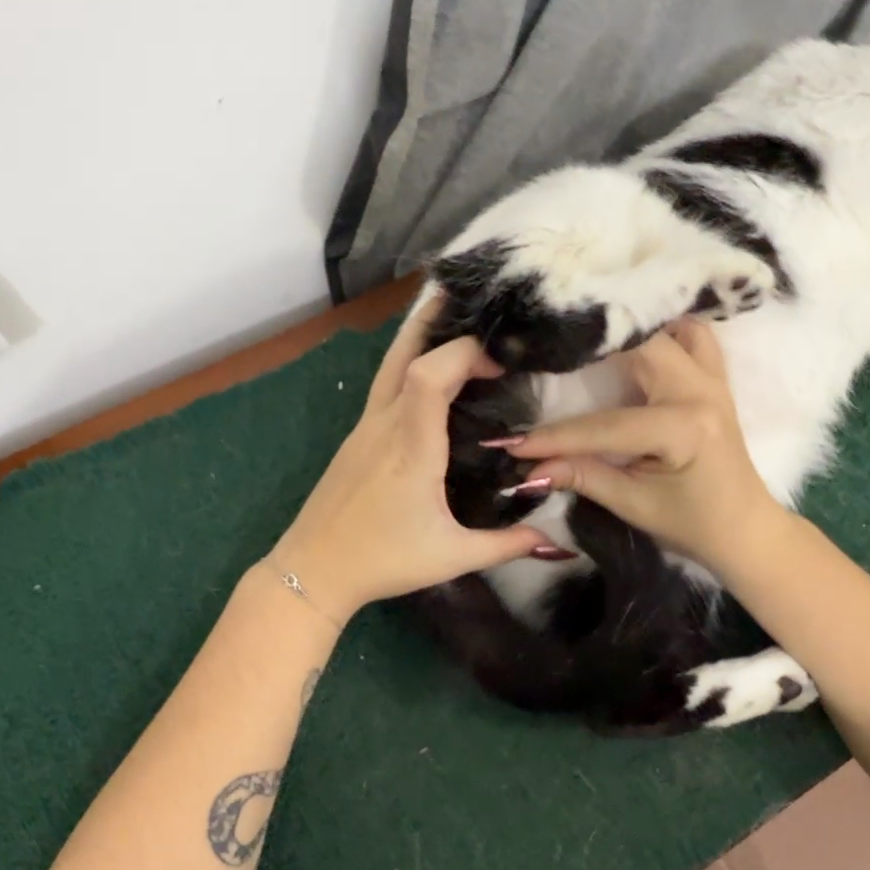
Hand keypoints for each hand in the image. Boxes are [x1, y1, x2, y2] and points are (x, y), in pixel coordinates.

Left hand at [270, 297, 547, 622]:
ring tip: (449, 317)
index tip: (501, 362)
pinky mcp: (354, 439)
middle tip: (469, 299)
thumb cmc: (383, 562)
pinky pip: (383, 387)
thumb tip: (556, 541)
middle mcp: (384, 427)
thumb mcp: (452, 557)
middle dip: (435, 321)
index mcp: (411, 448)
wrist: (313, 570)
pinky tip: (427, 373)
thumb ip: (506, 545)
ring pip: (389, 366)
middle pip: (403, 354)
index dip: (464, 353)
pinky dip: (407, 366)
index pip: (428, 374)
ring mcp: (364, 429)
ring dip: (418, 337)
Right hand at [503, 319, 785, 561]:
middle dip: (589, 349)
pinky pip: (691, 334)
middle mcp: (700, 391)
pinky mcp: (713, 376)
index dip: (556, 436)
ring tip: (588, 338)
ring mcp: (712, 377)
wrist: (742, 527)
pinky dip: (662, 328)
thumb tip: (529, 468)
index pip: (606, 424)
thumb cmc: (691, 522)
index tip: (513, 444)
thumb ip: (582, 476)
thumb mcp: (632, 504)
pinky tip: (631, 335)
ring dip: (630, 328)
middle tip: (545, 356)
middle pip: (639, 344)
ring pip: (669, 326)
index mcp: (684, 428)